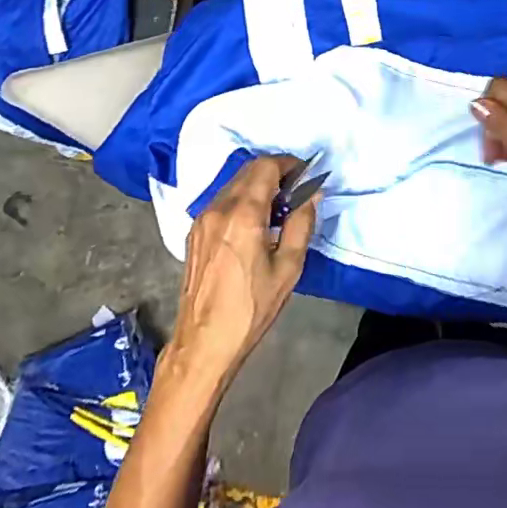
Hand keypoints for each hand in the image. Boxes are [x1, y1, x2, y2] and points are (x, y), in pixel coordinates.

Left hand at [168, 155, 315, 380]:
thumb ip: (302, 223)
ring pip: (234, 184)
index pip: (265, 167)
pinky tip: (257, 223)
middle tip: (297, 191)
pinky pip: (222, 201)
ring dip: (258, 185)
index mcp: (243, 215)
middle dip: (275, 172)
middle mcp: (217, 210)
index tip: (306, 175)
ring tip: (280, 209)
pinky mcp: (194, 234)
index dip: (289, 164)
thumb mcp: (289, 267)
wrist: (204, 343)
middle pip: (248, 171)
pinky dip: (243, 199)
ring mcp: (201, 221)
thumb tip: (312, 194)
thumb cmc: (252, 307)